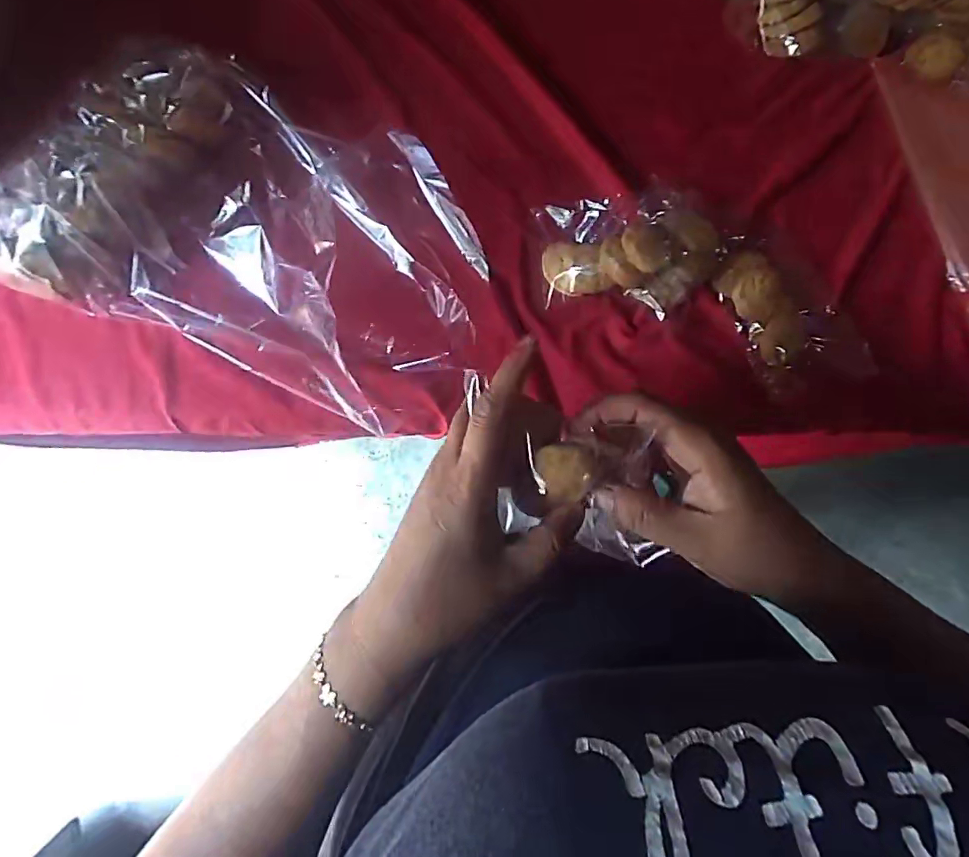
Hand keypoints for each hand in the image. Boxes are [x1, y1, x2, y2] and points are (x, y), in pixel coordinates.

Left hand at [332, 339, 581, 717]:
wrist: (389, 624)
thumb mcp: (513, 578)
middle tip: (556, 437)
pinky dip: (493, 448)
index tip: (529, 345)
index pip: (490, 413)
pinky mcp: (430, 486)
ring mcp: (434, 475)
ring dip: (507, 429)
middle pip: (482, 409)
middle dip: (521, 405)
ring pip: (472, 426)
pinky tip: (512, 486)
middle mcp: (447, 468)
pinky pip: (465, 447)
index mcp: (468, 484)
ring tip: (538, 464)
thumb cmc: (450, 602)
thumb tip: (580, 505)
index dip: (510, 374)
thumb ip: (552, 539)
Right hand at [575, 394, 860, 611]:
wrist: (800, 567)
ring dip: (618, 443)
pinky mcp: (703, 466)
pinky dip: (635, 460)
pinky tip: (617, 483)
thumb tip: (594, 491)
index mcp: (699, 442)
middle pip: (642, 412)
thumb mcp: (692, 538)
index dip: (602, 411)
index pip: (642, 405)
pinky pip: (661, 450)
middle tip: (570, 451)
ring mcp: (702, 449)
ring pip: (650, 431)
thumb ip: (642, 512)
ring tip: (585, 467)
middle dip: (603, 425)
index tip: (569, 431)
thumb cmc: (751, 551)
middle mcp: (699, 435)